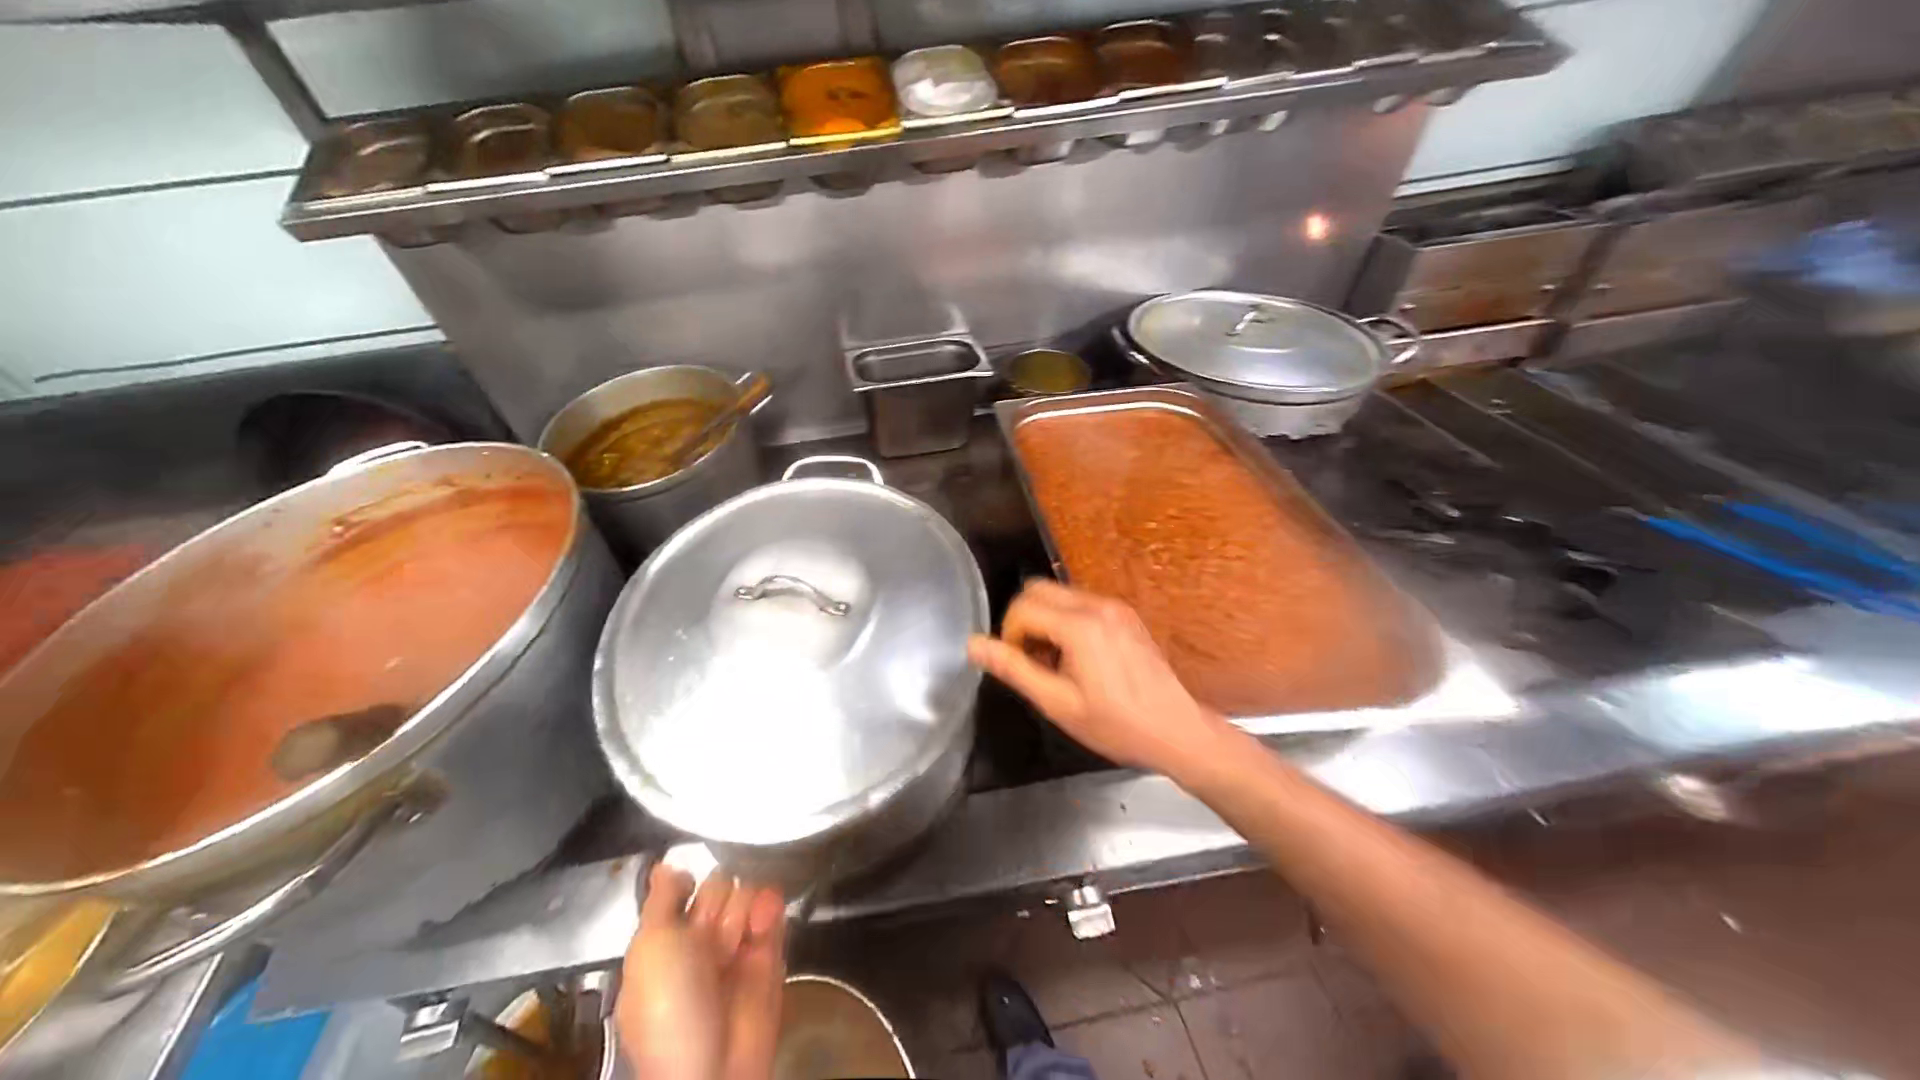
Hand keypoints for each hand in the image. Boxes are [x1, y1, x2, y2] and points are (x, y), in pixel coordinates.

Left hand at [618, 864, 786, 1079]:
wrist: (715, 1068)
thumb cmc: (668, 1007)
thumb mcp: (650, 949)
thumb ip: (660, 901)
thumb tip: (664, 865)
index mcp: (665, 940)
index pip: (683, 887)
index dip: (688, 884)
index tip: (688, 890)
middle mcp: (701, 939)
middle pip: (717, 885)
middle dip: (716, 901)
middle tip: (709, 934)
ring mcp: (737, 945)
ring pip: (746, 894)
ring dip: (741, 908)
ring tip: (737, 938)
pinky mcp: (770, 952)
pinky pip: (773, 911)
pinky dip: (769, 910)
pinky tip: (762, 923)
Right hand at [967, 580, 1237, 777]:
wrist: (1176, 730)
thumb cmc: (1114, 724)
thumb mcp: (1057, 703)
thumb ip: (1013, 669)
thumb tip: (973, 645)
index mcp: (1080, 625)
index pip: (1022, 606)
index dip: (1009, 635)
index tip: (1020, 666)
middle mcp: (1097, 605)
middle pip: (1038, 589)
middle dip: (1024, 620)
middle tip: (1032, 660)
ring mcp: (1115, 607)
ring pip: (1059, 595)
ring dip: (1045, 621)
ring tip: (1055, 664)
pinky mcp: (1126, 615)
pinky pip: (1081, 604)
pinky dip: (1067, 621)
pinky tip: (1078, 659)